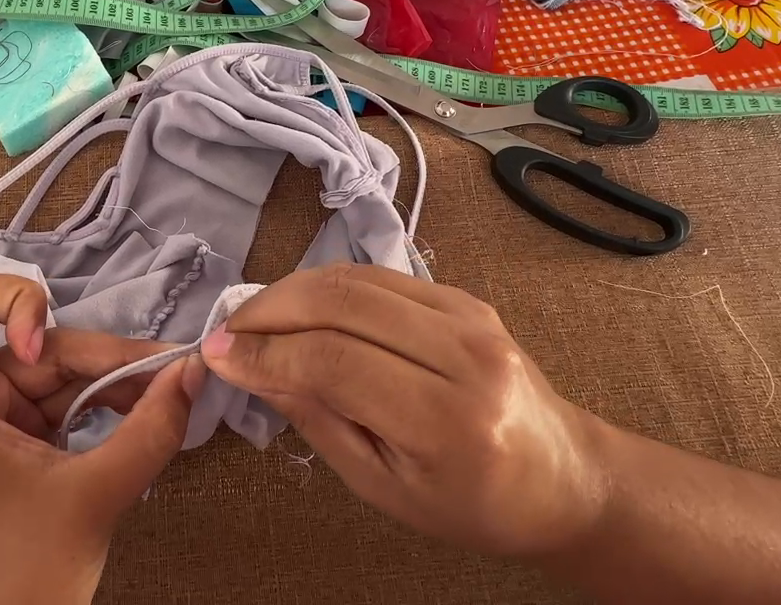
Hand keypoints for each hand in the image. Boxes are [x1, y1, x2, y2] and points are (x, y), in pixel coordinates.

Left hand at [0, 272, 203, 604]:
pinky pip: (60, 413)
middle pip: (39, 347)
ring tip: (168, 393)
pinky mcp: (14, 455)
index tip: (44, 352)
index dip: (17, 304)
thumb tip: (194, 369)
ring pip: (58, 381)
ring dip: (112, 385)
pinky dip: (100, 413)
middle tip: (173, 368)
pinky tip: (142, 416)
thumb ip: (149, 430)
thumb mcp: (91, 499)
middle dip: (104, 358)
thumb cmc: (15, 581)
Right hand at [198, 263, 606, 558]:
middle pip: (343, 303)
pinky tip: (301, 304)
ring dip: (293, 290)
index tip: (217, 355)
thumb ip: (319, 420)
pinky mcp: (464, 295)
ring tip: (255, 316)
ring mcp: (469, 313)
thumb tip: (255, 368)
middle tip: (228, 329)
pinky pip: (379, 276)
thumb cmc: (473, 504)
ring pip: (356, 278)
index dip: (266, 353)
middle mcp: (464, 352)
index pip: (336, 362)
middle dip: (271, 310)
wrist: (563, 474)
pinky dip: (328, 285)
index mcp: (450, 419)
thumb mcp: (386, 487)